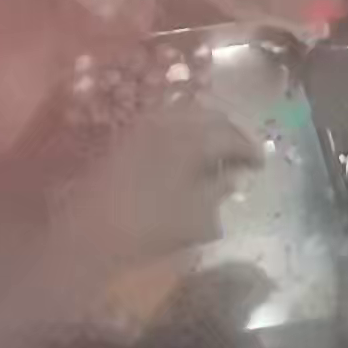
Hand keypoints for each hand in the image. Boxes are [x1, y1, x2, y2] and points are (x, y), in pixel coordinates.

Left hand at [48, 104, 262, 270]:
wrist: (86, 233)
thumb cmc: (149, 229)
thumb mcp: (196, 218)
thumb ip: (219, 192)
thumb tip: (234, 178)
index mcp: (192, 142)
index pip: (232, 137)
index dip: (251, 150)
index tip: (261, 166)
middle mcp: (171, 123)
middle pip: (213, 116)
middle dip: (232, 134)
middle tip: (243, 154)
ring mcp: (146, 125)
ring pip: (188, 114)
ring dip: (209, 128)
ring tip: (218, 150)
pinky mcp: (129, 134)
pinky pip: (166, 120)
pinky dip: (185, 129)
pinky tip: (187, 150)